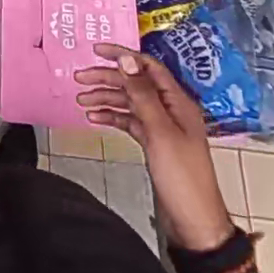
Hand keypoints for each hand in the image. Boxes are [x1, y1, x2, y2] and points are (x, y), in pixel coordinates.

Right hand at [75, 42, 235, 251]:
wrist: (193, 221)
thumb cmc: (181, 175)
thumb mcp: (160, 130)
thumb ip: (142, 93)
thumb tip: (126, 59)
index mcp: (177, 101)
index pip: (147, 67)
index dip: (122, 56)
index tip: (96, 51)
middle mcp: (169, 109)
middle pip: (134, 83)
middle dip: (107, 78)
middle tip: (80, 79)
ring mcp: (161, 126)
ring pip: (129, 101)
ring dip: (105, 98)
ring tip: (82, 100)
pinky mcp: (153, 141)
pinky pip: (129, 120)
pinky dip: (112, 116)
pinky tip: (94, 118)